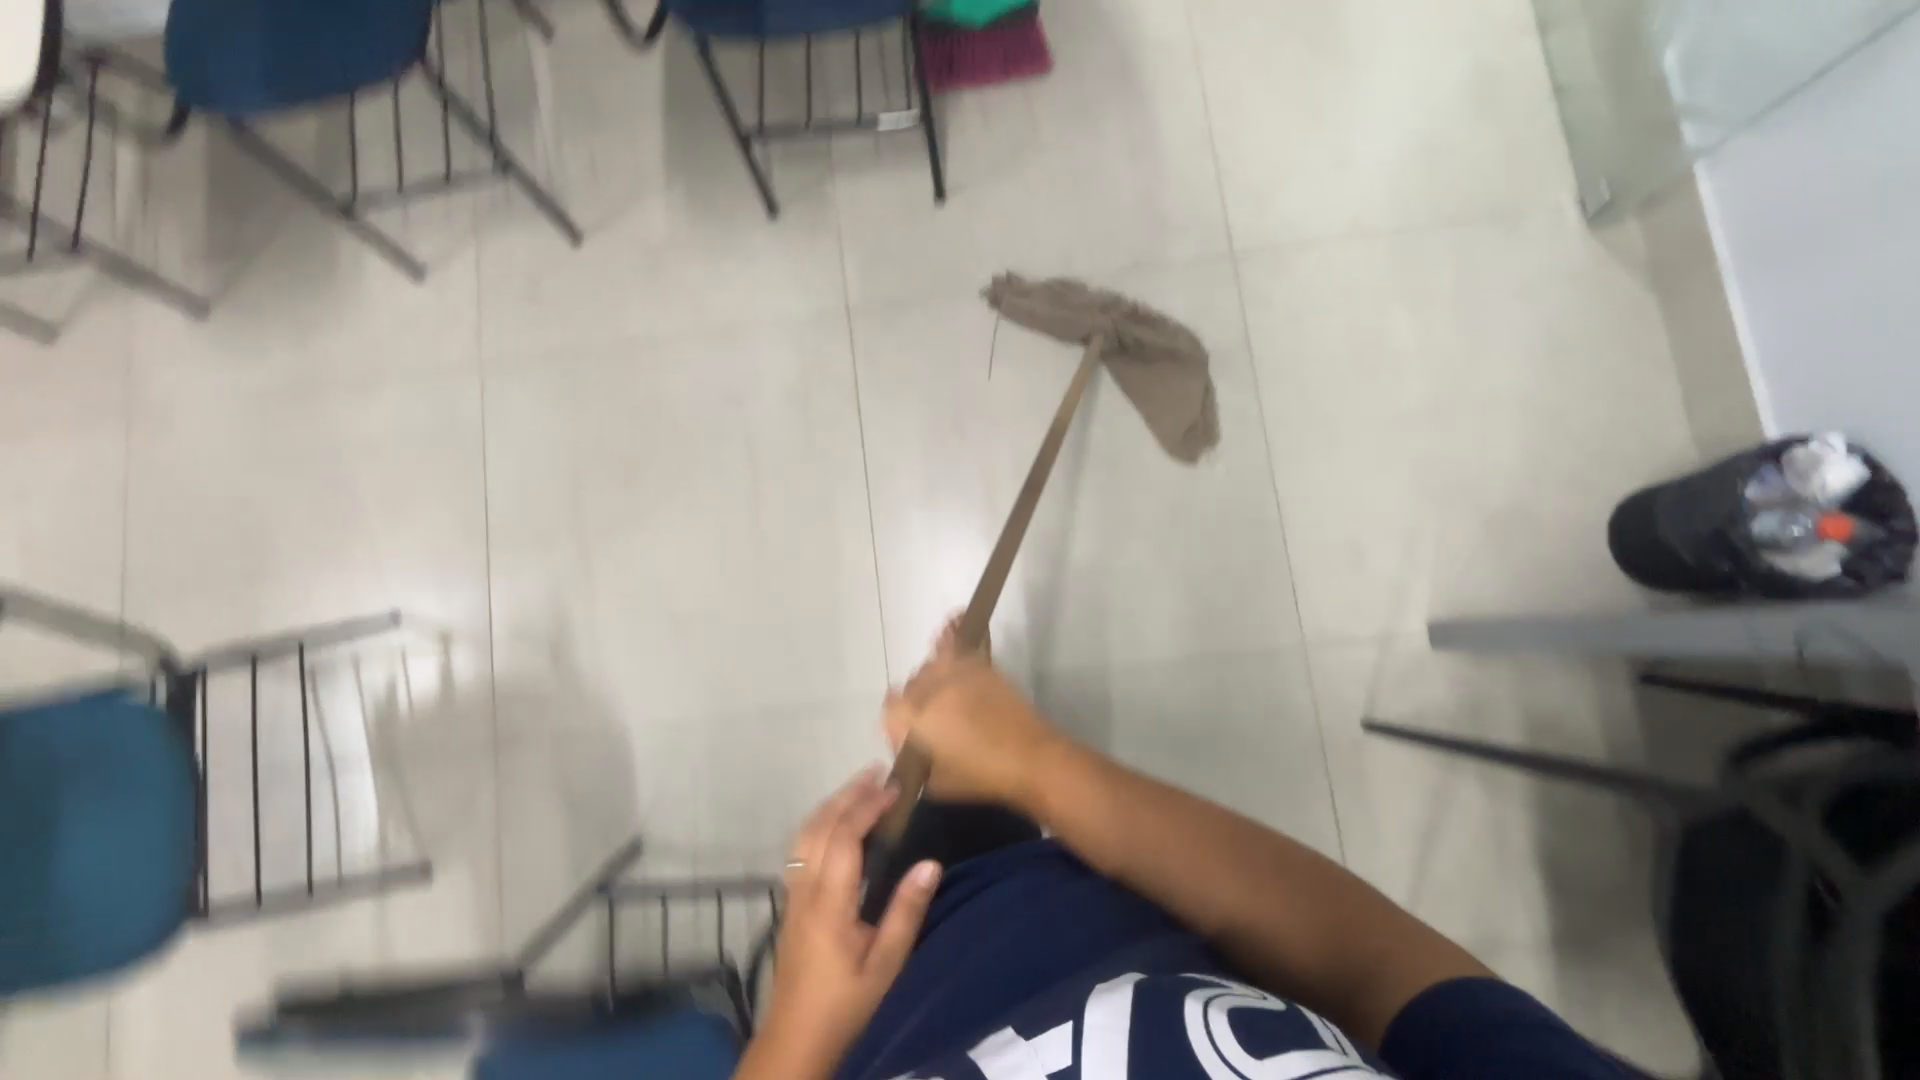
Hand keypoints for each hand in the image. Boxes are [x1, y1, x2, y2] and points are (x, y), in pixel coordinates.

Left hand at [752, 767, 941, 1076]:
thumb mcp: (886, 964)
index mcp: (829, 902)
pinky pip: (801, 849)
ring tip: (859, 788)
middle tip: (877, 772)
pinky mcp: (791, 904)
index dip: (867, 807)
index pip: (844, 837)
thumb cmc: (846, 1002)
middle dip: (848, 794)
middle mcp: (805, 889)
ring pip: (805, 835)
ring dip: (831, 805)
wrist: (795, 1038)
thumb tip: (930, 863)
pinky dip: (820, 824)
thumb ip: (906, 911)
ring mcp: (793, 895)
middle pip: (820, 827)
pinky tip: (837, 826)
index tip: (894, 789)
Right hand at [882, 617, 1070, 811]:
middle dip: (916, 703)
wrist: (1031, 758)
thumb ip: (914, 763)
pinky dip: (949, 636)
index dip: (897, 724)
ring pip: (930, 666)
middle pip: (910, 686)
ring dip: (932, 680)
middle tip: (935, 725)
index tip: (911, 738)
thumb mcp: (936, 782)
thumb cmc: (982, 776)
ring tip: (948, 699)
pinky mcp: (979, 666)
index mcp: (915, 718)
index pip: (890, 708)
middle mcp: (930, 690)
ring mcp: (956, 674)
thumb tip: (909, 748)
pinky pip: (955, 643)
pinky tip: (951, 623)